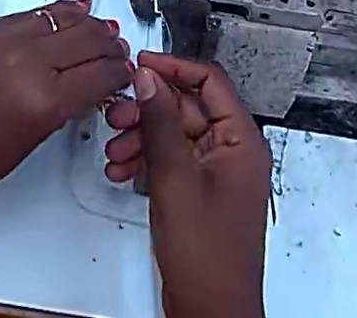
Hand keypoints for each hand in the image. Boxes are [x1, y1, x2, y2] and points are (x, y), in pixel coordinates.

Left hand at [0, 0, 132, 221]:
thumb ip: (60, 107)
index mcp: (42, 99)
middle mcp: (26, 60)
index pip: (100, 75)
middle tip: (120, 52)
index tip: (126, 74)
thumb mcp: (27, 142)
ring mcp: (2, 38)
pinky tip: (69, 11)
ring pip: (61, 17)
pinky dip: (55, 13)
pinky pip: (31, 13)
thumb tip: (85, 85)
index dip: (120, 74)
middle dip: (109, 46)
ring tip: (102, 30)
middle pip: (86, 39)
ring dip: (87, 24)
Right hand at [103, 51, 270, 317]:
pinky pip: (170, 156)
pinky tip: (121, 168)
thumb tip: (149, 78)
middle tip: (118, 112)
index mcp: (241, 141)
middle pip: (186, 106)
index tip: (143, 63)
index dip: (174, 67)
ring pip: (173, 131)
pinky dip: (145, 157)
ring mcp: (215, 171)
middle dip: (148, 109)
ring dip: (141, 135)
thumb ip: (160, 121)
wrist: (209, 312)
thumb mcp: (175, 176)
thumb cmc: (208, 257)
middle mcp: (232, 151)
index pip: (209, 81)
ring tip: (116, 148)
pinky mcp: (198, 188)